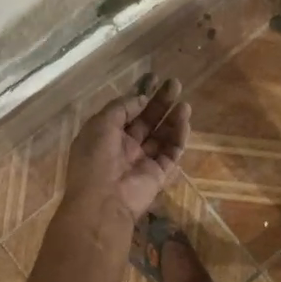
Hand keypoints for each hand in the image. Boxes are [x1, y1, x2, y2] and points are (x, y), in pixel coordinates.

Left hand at [63, 77, 190, 221]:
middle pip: (147, 120)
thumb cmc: (95, 159)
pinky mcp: (157, 175)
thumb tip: (140, 99)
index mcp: (105, 135)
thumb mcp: (100, 124)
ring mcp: (142, 161)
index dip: (140, 95)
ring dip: (173, 119)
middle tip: (175, 84)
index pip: (126, 111)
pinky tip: (184, 122)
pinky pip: (170, 153)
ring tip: (185, 104)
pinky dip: (178, 138)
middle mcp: (124, 147)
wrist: (102, 202)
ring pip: (161, 136)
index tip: (155, 79)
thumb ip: (121, 108)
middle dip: (160, 103)